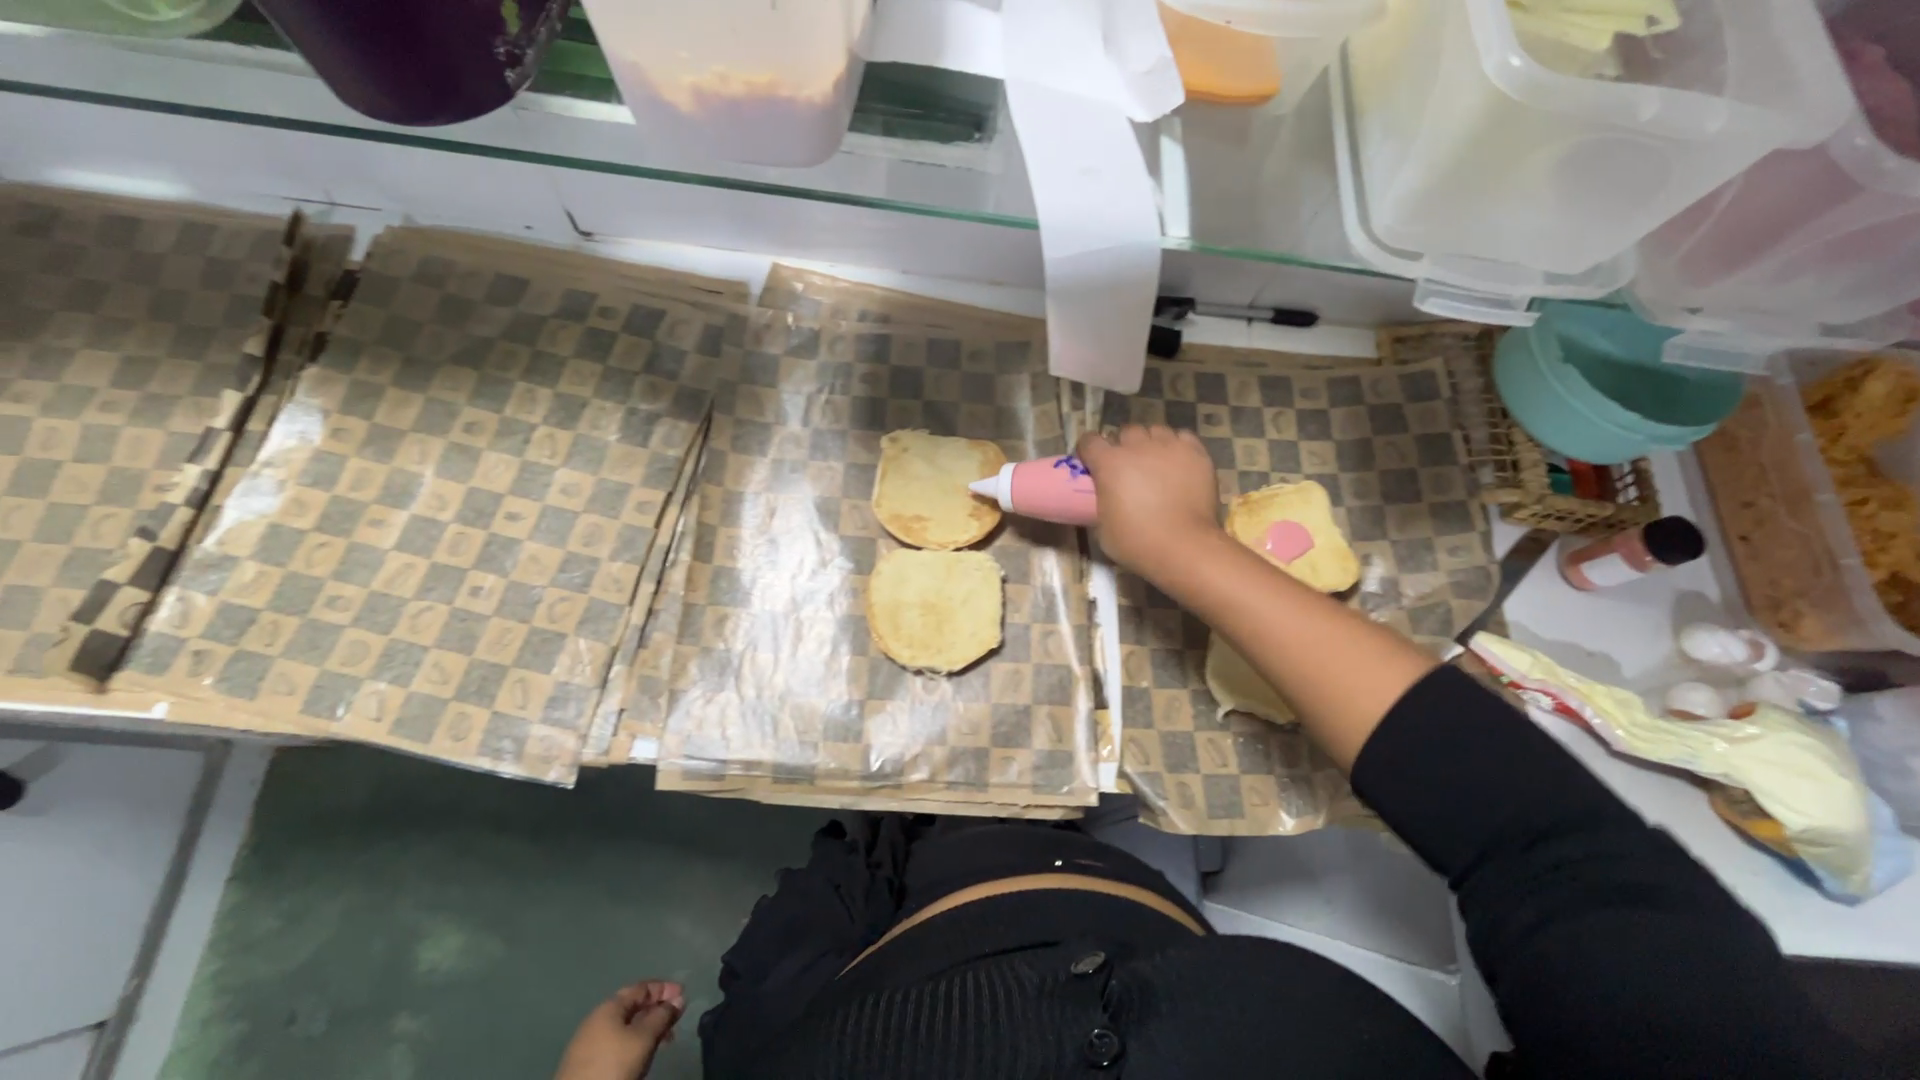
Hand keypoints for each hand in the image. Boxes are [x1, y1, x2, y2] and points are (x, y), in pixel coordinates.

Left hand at [553, 980, 684, 1079]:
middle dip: (657, 1009)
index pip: (641, 987)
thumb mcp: (644, 1038)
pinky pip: (616, 1040)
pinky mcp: (587, 1059)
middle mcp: (597, 1018)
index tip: (684, 994)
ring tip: (664, 1040)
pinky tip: (641, 1053)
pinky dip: (634, 1040)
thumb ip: (662, 1016)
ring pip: (625, 1025)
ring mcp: (589, 1039)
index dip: (664, 988)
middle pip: (632, 1005)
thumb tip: (678, 999)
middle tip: (676, 1019)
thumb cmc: (614, 1063)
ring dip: (647, 1027)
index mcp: (610, 1007)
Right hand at [1075, 425, 1223, 578]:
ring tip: (1156, 462)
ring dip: (1151, 443)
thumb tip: (1106, 499)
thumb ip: (1101, 503)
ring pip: (1156, 431)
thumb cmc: (1136, 542)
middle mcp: (1137, 446)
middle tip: (1129, 467)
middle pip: (1126, 432)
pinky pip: (1183, 437)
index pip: (1090, 440)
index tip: (1092, 464)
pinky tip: (1179, 463)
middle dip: (1124, 445)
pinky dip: (1177, 446)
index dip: (1089, 451)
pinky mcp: (1195, 452)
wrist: (1183, 546)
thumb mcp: (1103, 528)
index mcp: (1109, 463)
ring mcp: (1169, 446)